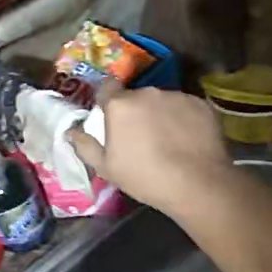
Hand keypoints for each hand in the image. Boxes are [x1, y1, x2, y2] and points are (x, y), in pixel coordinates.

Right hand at [69, 86, 232, 213]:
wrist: (198, 184)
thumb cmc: (146, 178)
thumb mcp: (107, 169)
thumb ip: (85, 146)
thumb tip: (71, 131)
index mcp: (121, 105)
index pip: (107, 87)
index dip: (108, 99)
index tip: (111, 115)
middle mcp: (148, 92)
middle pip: (136, 96)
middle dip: (136, 111)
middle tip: (141, 136)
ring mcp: (177, 96)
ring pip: (162, 101)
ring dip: (161, 114)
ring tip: (169, 140)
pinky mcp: (200, 103)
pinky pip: (185, 107)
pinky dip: (184, 119)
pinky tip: (188, 140)